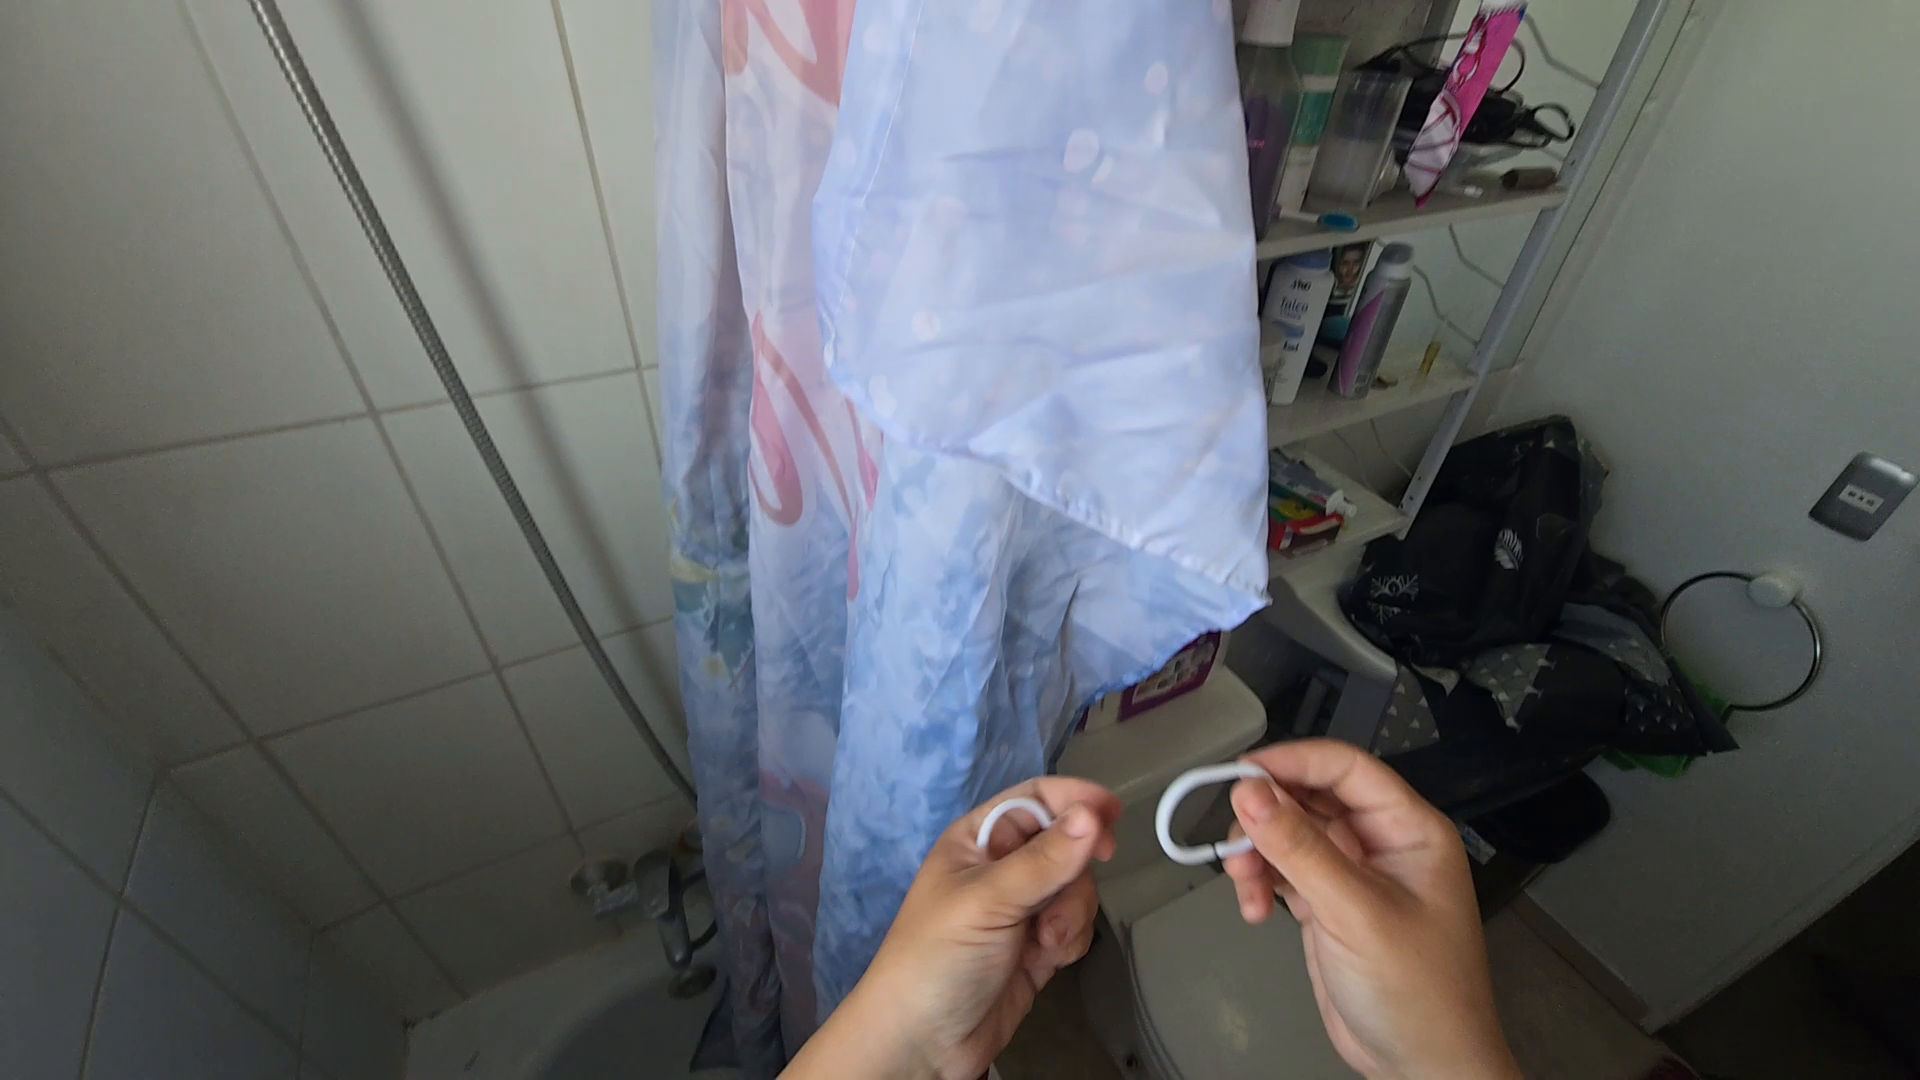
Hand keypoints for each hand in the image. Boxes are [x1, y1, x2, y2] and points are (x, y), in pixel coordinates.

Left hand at [784, 777, 1121, 1079]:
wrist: (924, 1045)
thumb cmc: (939, 956)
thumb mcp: (988, 899)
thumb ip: (1043, 860)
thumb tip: (1091, 815)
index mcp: (979, 837)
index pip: (1035, 800)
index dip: (1073, 799)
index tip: (1112, 812)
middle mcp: (1002, 864)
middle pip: (1065, 843)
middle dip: (1073, 871)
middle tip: (1067, 896)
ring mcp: (1022, 906)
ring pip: (1075, 885)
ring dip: (1072, 912)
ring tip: (1046, 940)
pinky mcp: (1039, 944)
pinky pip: (1076, 923)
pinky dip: (1071, 939)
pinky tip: (1047, 959)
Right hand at [1221, 739, 1518, 1079]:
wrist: (1423, 1074)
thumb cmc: (1412, 989)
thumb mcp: (1354, 912)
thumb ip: (1298, 847)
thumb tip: (1244, 789)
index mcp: (1406, 828)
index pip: (1344, 767)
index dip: (1292, 761)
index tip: (1240, 774)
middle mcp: (1376, 838)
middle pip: (1305, 796)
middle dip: (1266, 818)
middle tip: (1236, 846)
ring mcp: (1347, 869)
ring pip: (1284, 829)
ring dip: (1255, 854)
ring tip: (1246, 887)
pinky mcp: (1322, 897)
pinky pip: (1278, 866)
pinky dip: (1259, 881)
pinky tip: (1256, 911)